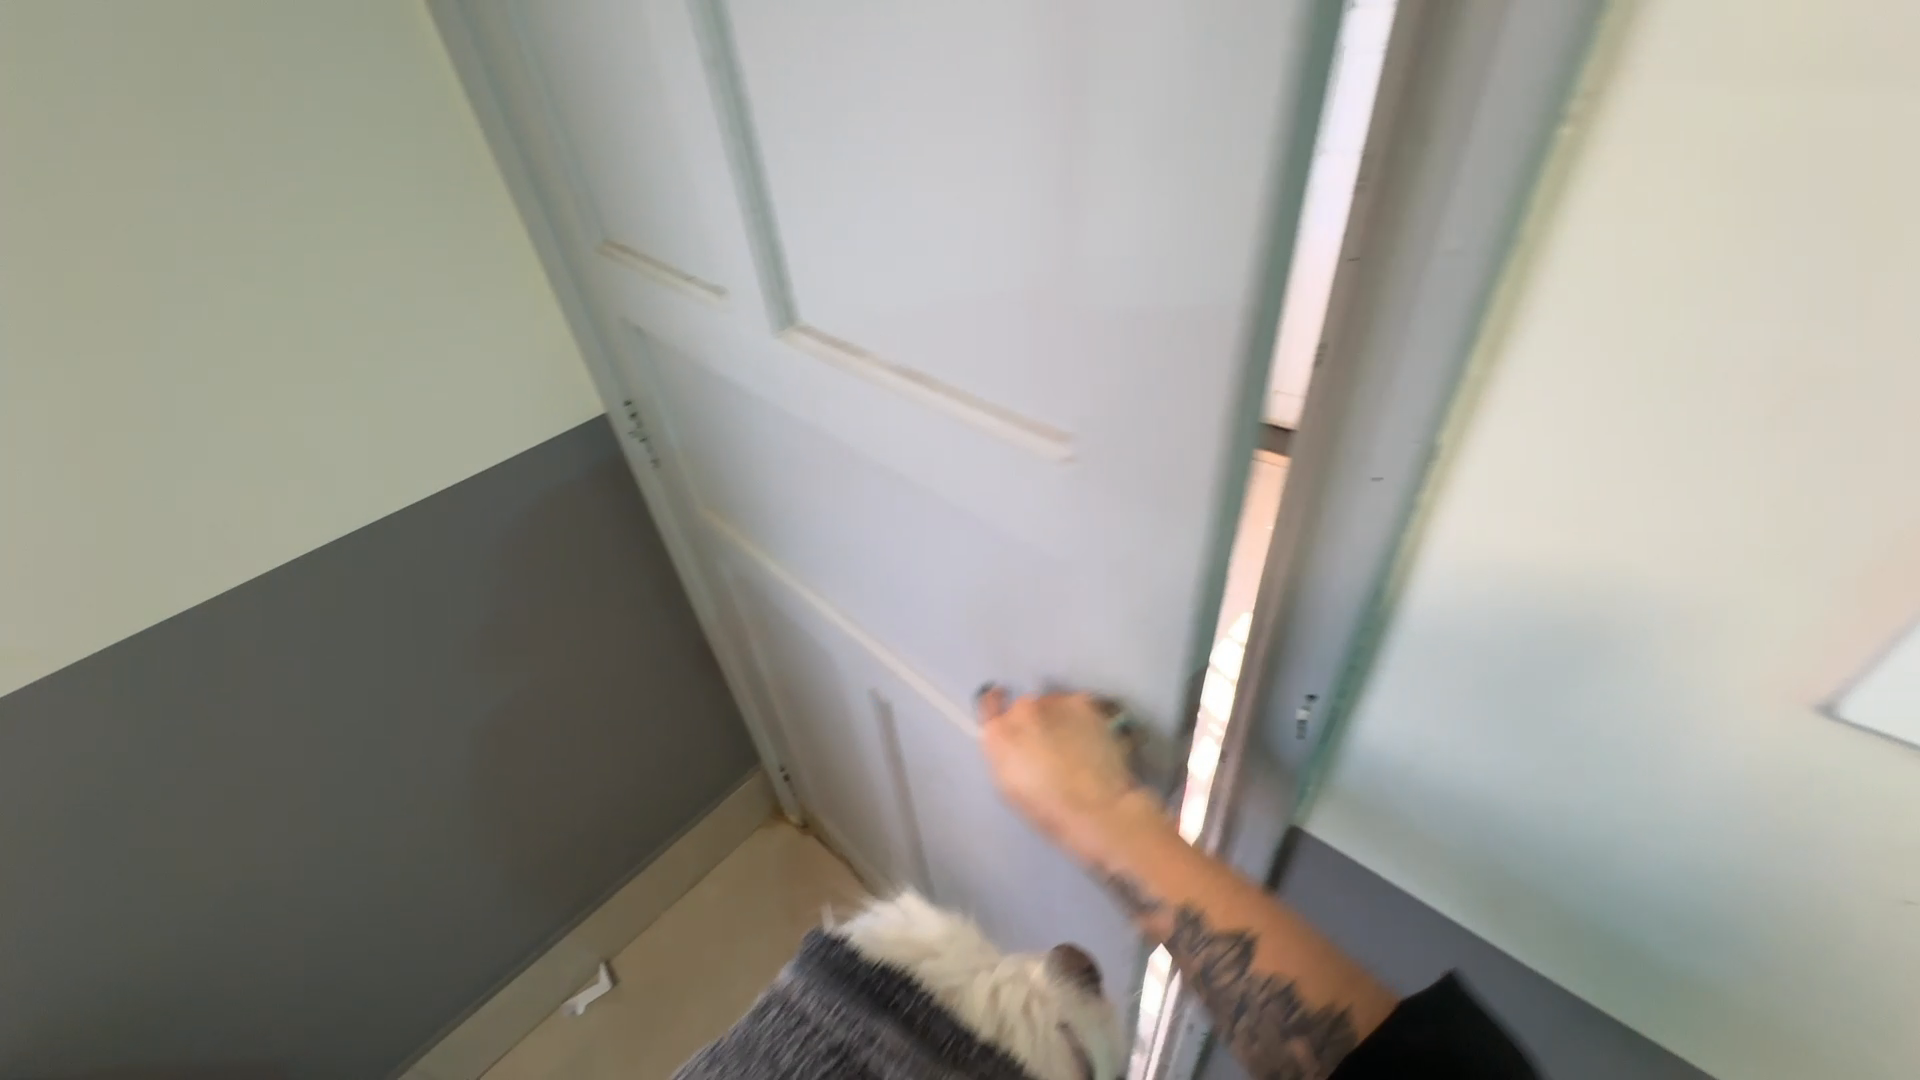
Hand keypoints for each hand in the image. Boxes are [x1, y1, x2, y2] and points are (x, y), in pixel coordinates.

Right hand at [975, 687, 1167, 865]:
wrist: (1094, 809)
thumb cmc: (1048, 809)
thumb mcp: (1009, 785)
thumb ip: (1003, 753)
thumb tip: (1011, 741)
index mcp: (998, 733)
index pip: (990, 701)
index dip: (1000, 705)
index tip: (1011, 714)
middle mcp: (1022, 709)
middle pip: (1026, 707)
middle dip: (1036, 722)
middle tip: (1052, 746)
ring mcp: (1054, 701)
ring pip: (1054, 704)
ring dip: (1060, 718)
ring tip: (1077, 745)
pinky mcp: (1084, 702)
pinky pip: (1078, 705)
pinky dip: (1083, 718)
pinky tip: (1093, 740)